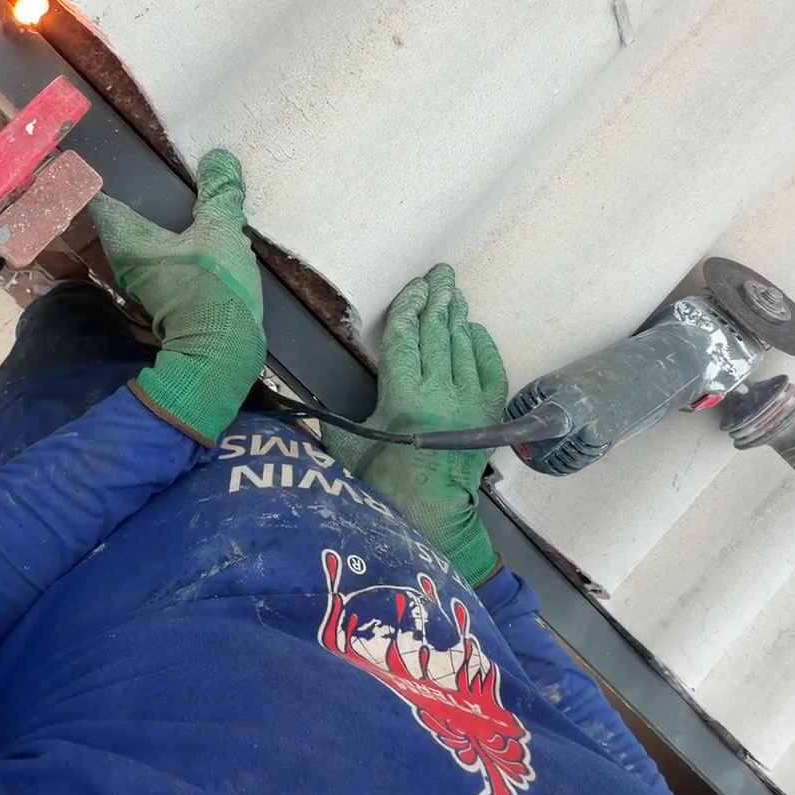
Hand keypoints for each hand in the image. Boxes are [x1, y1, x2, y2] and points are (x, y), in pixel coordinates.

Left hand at [89, 149, 264, 442]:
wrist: (221, 355)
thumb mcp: (221, 232)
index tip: (98, 168)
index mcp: (128, 243)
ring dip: (146, 236)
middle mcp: (124, 267)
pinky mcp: (162, 308)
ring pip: (135, 254)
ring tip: (164, 214)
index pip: (101, 206)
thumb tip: (218, 156)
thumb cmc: (212, 287)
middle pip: (115, 231)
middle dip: (125, 210)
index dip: (97, 185)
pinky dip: (163, 257)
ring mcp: (141, 291)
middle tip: (139, 185)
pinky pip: (155, 271)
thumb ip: (219, 194)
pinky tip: (182, 249)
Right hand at [326, 264, 508, 583]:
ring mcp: (469, 403)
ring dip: (459, 318)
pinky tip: (476, 331)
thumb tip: (304, 407)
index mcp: (402, 395)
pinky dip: (483, 349)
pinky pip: (490, 372)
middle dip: (439, 299)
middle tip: (443, 272)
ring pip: (464, 348)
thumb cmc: (383, 488)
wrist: (431, 521)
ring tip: (456, 293)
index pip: (406, 337)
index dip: (410, 307)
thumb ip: (332, 420)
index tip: (416, 285)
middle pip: (439, 334)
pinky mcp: (487, 416)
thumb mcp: (346, 449)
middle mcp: (440, 392)